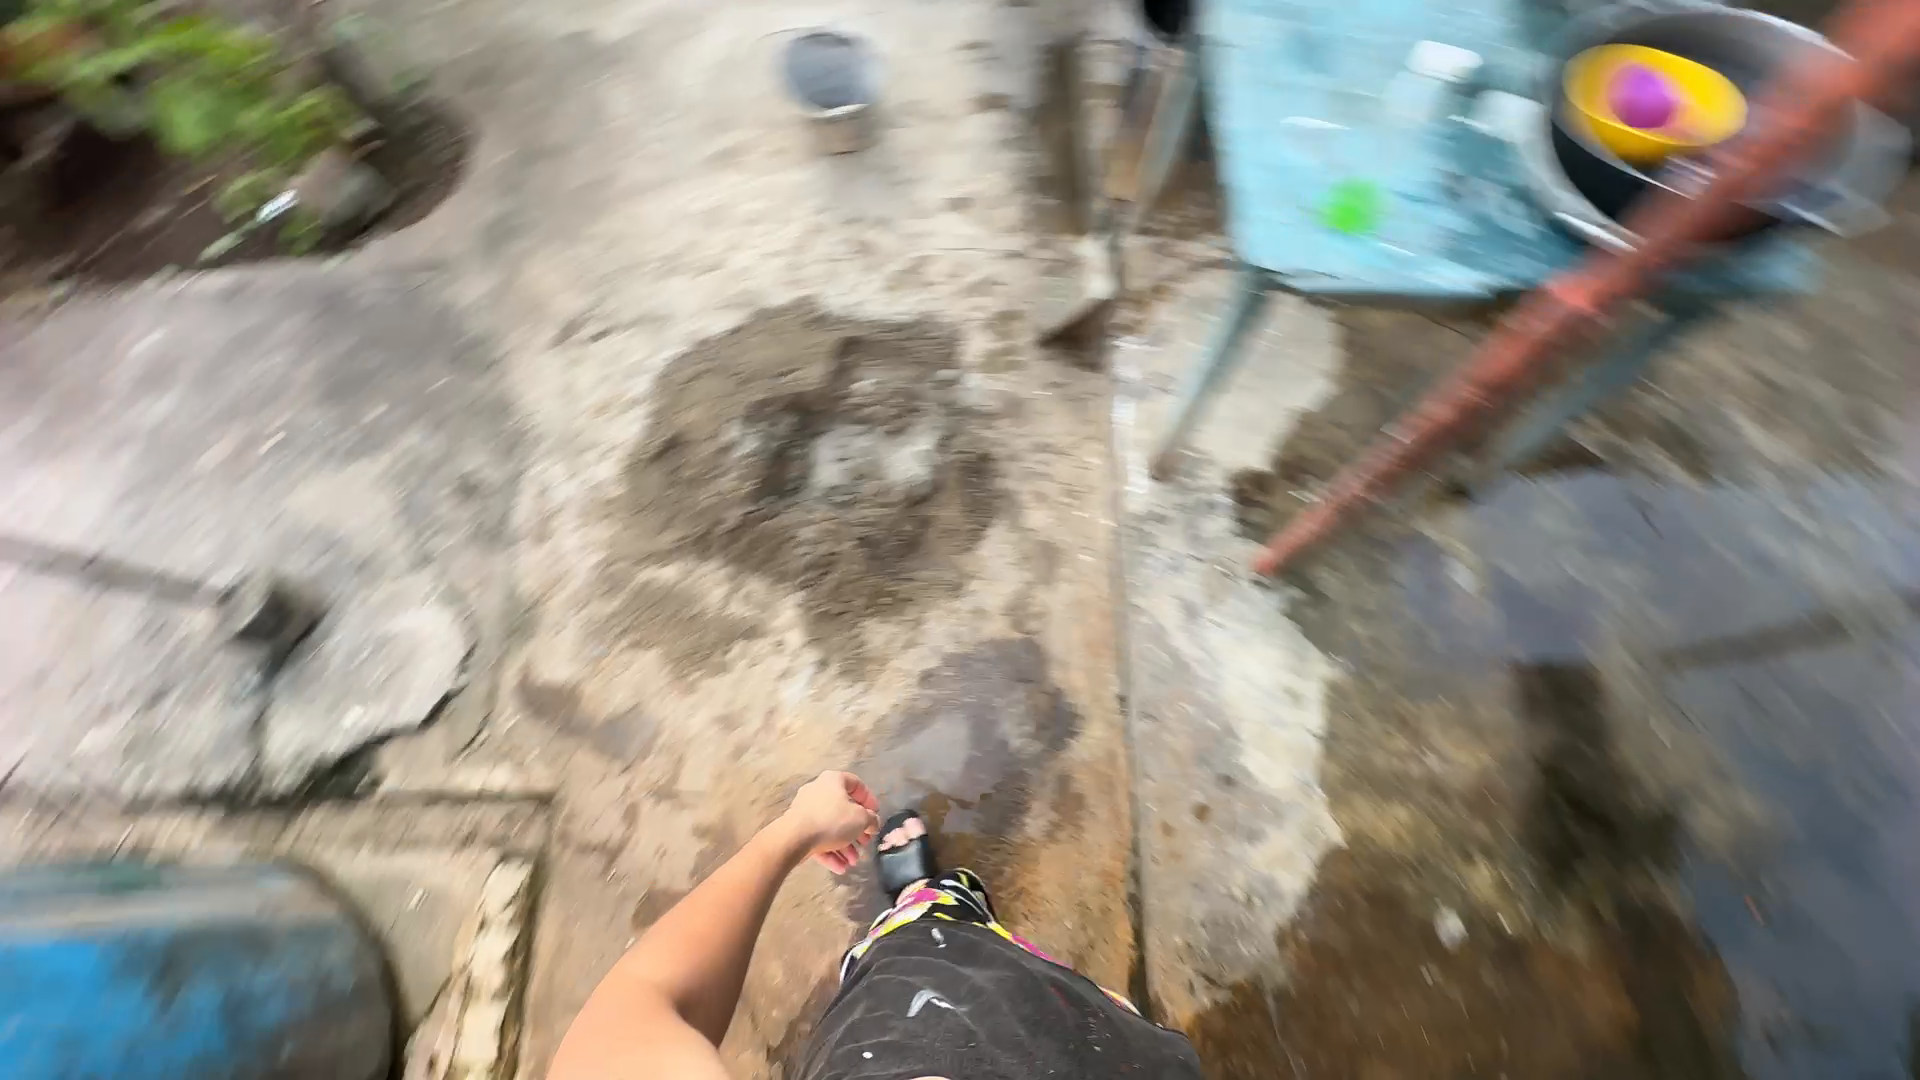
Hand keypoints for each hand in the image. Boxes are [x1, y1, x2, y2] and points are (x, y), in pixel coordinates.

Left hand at [778, 771, 879, 874]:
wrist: (794, 838)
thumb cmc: (832, 820)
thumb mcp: (861, 819)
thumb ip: (871, 820)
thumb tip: (873, 823)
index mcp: (833, 780)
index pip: (856, 784)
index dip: (869, 800)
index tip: (875, 815)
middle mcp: (818, 791)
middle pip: (843, 810)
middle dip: (856, 830)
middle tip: (865, 843)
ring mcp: (806, 811)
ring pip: (831, 827)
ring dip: (845, 846)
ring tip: (853, 862)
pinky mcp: (798, 829)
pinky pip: (818, 838)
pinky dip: (830, 852)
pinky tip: (840, 868)